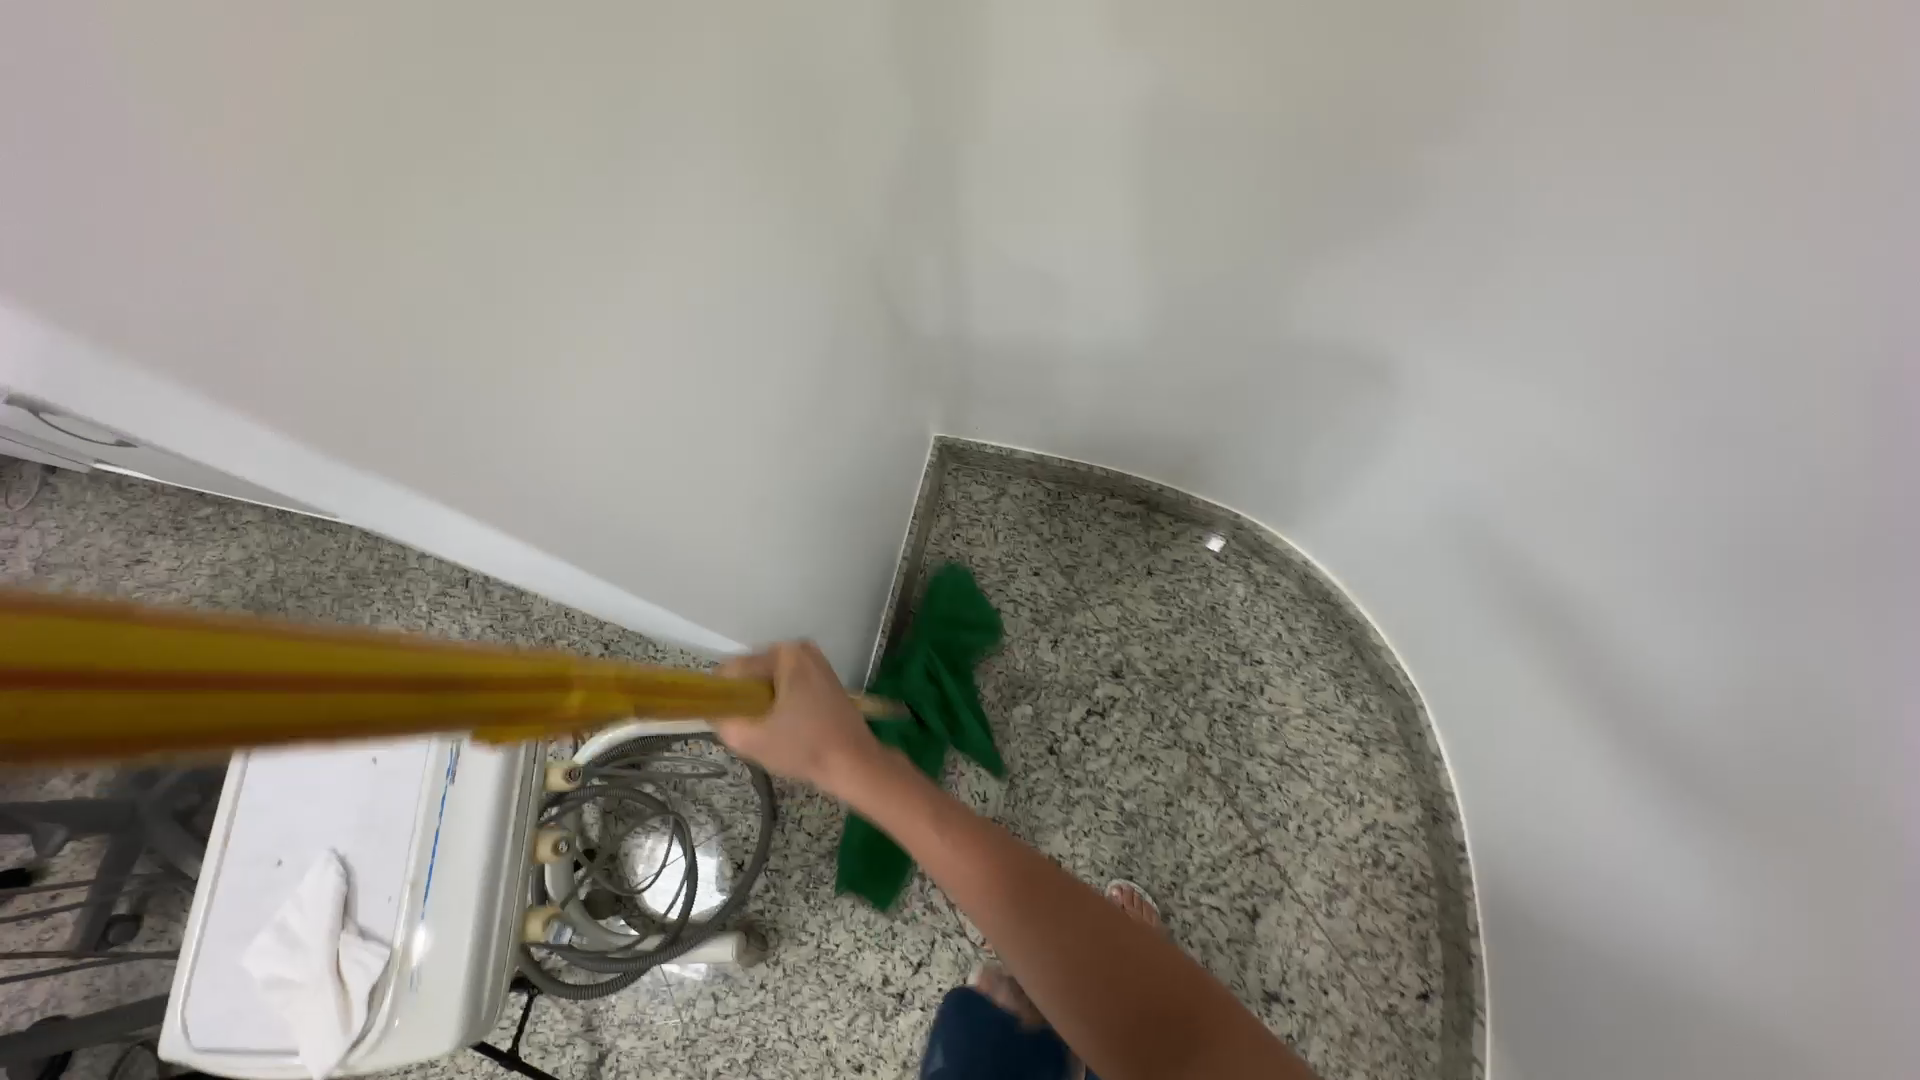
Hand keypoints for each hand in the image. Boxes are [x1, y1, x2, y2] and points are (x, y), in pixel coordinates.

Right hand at [711, 641, 886, 793]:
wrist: (853, 762)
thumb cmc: (804, 747)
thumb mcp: (751, 740)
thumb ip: (722, 722)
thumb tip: (713, 712)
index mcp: (785, 655)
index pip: (734, 670)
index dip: (723, 696)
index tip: (724, 721)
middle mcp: (801, 650)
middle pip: (753, 674)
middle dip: (746, 700)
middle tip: (752, 729)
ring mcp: (817, 663)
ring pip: (771, 682)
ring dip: (764, 703)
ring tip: (771, 730)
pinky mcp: (825, 678)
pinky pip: (789, 686)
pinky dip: (782, 703)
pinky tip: (788, 727)